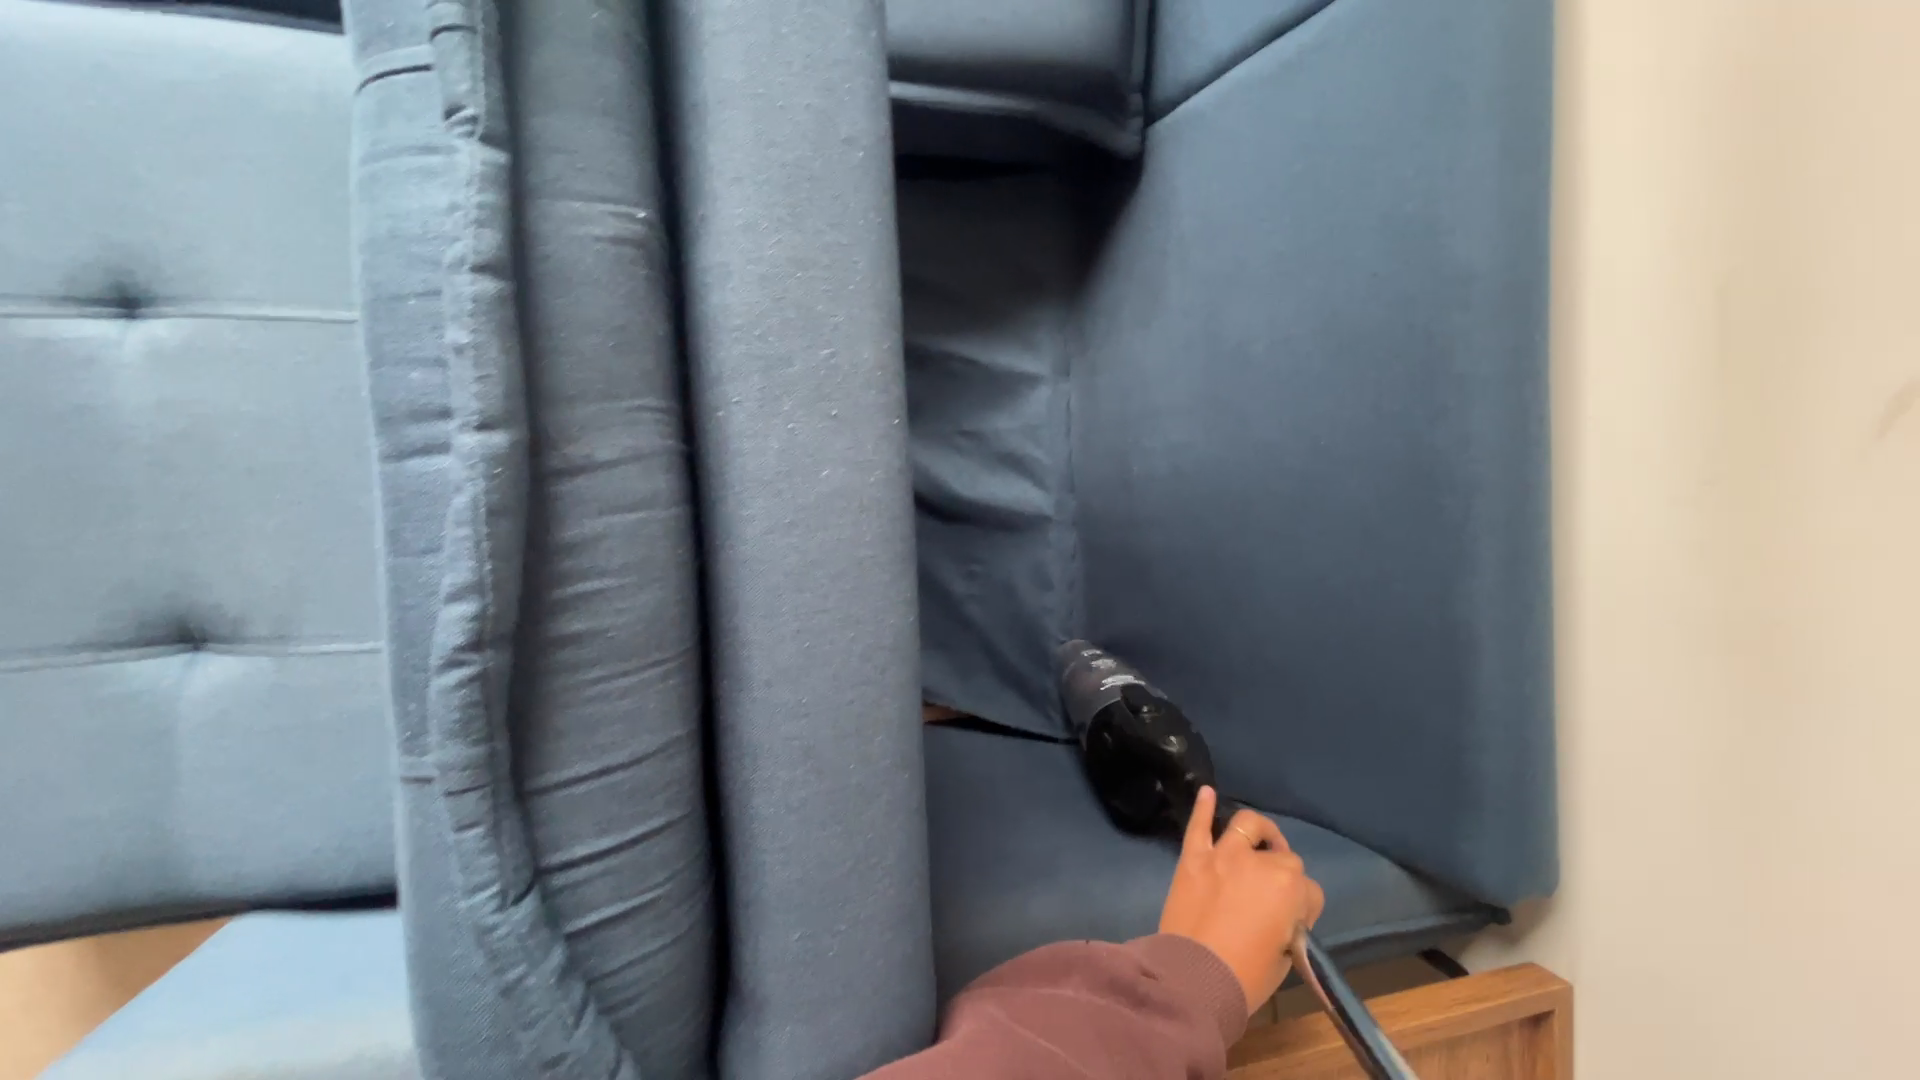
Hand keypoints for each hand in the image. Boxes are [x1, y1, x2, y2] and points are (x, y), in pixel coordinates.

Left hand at [1157, 786, 1325, 1016]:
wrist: (1193, 976)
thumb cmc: (1246, 975)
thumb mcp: (1286, 955)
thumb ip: (1289, 924)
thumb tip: (1282, 916)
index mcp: (1291, 888)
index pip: (1310, 891)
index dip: (1304, 908)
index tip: (1294, 924)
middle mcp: (1260, 862)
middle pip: (1284, 857)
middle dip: (1286, 874)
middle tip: (1274, 893)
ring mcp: (1223, 855)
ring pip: (1246, 825)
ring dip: (1258, 830)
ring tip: (1259, 838)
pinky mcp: (1193, 857)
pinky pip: (1198, 825)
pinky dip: (1203, 806)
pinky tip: (1207, 791)